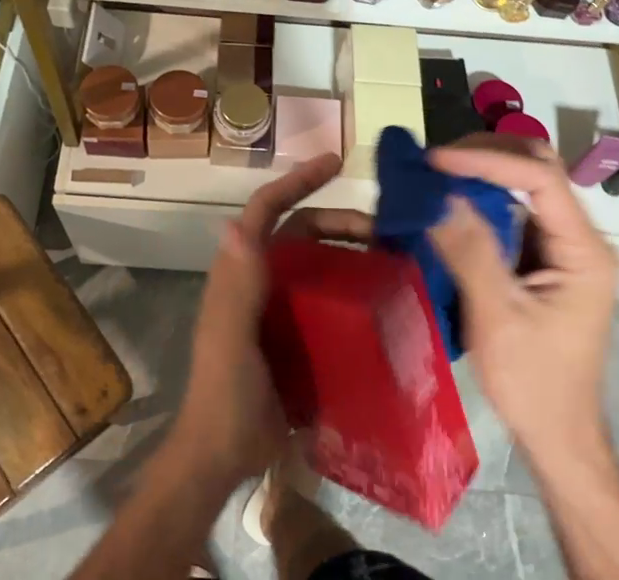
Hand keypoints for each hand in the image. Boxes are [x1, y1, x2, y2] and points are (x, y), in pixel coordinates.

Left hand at [170, 152, 353, 485]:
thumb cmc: (224, 394)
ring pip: (320, 265)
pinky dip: (354, 293)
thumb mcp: (230, 339)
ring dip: (352, 255)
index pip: (266, 210)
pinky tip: (386, 303)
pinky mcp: (298, 339)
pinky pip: (330, 302)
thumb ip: (235, 287)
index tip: (336, 162)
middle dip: (341, 221)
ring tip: (395, 260)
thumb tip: (235, 223)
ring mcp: (280, 310)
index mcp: (240, 272)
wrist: (223, 455)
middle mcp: (260, 281)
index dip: (297, 181)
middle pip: (302, 234)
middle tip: (386, 231)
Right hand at [427, 134, 618, 458]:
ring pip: (527, 185)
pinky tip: (450, 203)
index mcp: (584, 251)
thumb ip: (471, 251)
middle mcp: (581, 239)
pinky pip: (514, 213)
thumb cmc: (533, 382)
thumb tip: (439, 194)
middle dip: (486, 155)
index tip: (435, 160)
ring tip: (435, 175)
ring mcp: (563, 249)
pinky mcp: (544, 261)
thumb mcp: (497, 316)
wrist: (558, 435)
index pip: (540, 178)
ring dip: (482, 173)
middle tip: (434, 162)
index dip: (486, 160)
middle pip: (540, 169)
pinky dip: (481, 199)